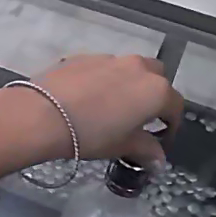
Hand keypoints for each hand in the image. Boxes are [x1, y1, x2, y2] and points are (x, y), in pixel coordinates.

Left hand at [0, 55, 182, 168]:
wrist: (41, 114)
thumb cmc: (89, 134)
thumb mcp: (120, 146)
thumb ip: (145, 150)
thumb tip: (158, 160)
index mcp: (155, 90)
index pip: (175, 106)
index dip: (171, 124)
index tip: (162, 137)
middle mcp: (137, 67)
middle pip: (156, 78)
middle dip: (152, 96)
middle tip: (138, 118)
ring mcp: (108, 58)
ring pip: (128, 69)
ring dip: (127, 84)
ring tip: (110, 106)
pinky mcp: (81, 56)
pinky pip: (100, 68)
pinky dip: (100, 80)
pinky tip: (85, 98)